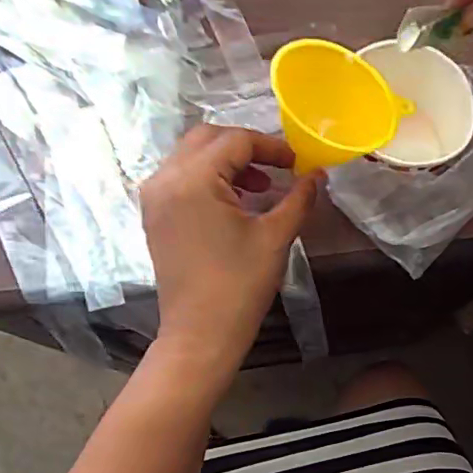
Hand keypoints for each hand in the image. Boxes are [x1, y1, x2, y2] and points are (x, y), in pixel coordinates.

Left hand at [139, 126, 320, 369]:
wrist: (201, 333)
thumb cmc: (240, 285)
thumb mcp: (275, 237)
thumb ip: (298, 198)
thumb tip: (317, 175)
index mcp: (193, 179)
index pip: (235, 141)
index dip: (270, 146)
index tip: (296, 162)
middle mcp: (165, 179)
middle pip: (207, 139)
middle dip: (245, 147)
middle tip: (278, 166)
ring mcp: (155, 198)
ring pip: (191, 157)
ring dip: (226, 162)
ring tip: (260, 187)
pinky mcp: (155, 217)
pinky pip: (181, 179)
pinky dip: (208, 179)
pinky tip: (235, 201)